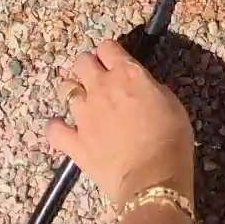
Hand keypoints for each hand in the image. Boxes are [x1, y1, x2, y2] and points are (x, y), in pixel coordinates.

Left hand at [46, 39, 194, 204]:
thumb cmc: (170, 137)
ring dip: (72, 91)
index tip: (113, 59)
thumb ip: (149, 87)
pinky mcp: (76, 142)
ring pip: (65, 88)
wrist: (154, 177)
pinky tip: (62, 129)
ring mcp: (85, 114)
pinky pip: (54, 130)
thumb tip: (141, 86)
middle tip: (96, 77)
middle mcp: (102, 87)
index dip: (109, 51)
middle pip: (82, 61)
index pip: (108, 47)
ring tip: (81, 100)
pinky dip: (56, 127)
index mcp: (127, 73)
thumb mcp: (170, 101)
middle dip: (87, 65)